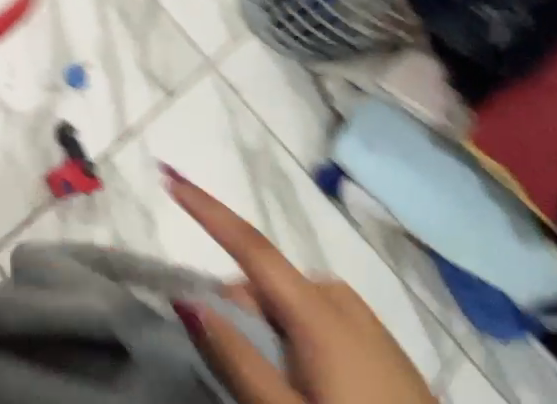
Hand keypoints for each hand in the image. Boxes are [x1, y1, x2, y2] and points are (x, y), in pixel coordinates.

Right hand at [160, 164, 432, 403]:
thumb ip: (236, 358)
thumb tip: (189, 299)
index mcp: (318, 312)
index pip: (250, 246)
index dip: (206, 209)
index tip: (169, 175)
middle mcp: (342, 300)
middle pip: (265, 283)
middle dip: (241, 313)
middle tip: (246, 375)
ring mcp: (370, 323)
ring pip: (292, 303)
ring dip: (270, 330)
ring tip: (283, 389)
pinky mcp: (387, 348)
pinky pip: (322, 320)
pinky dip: (299, 338)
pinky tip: (315, 388)